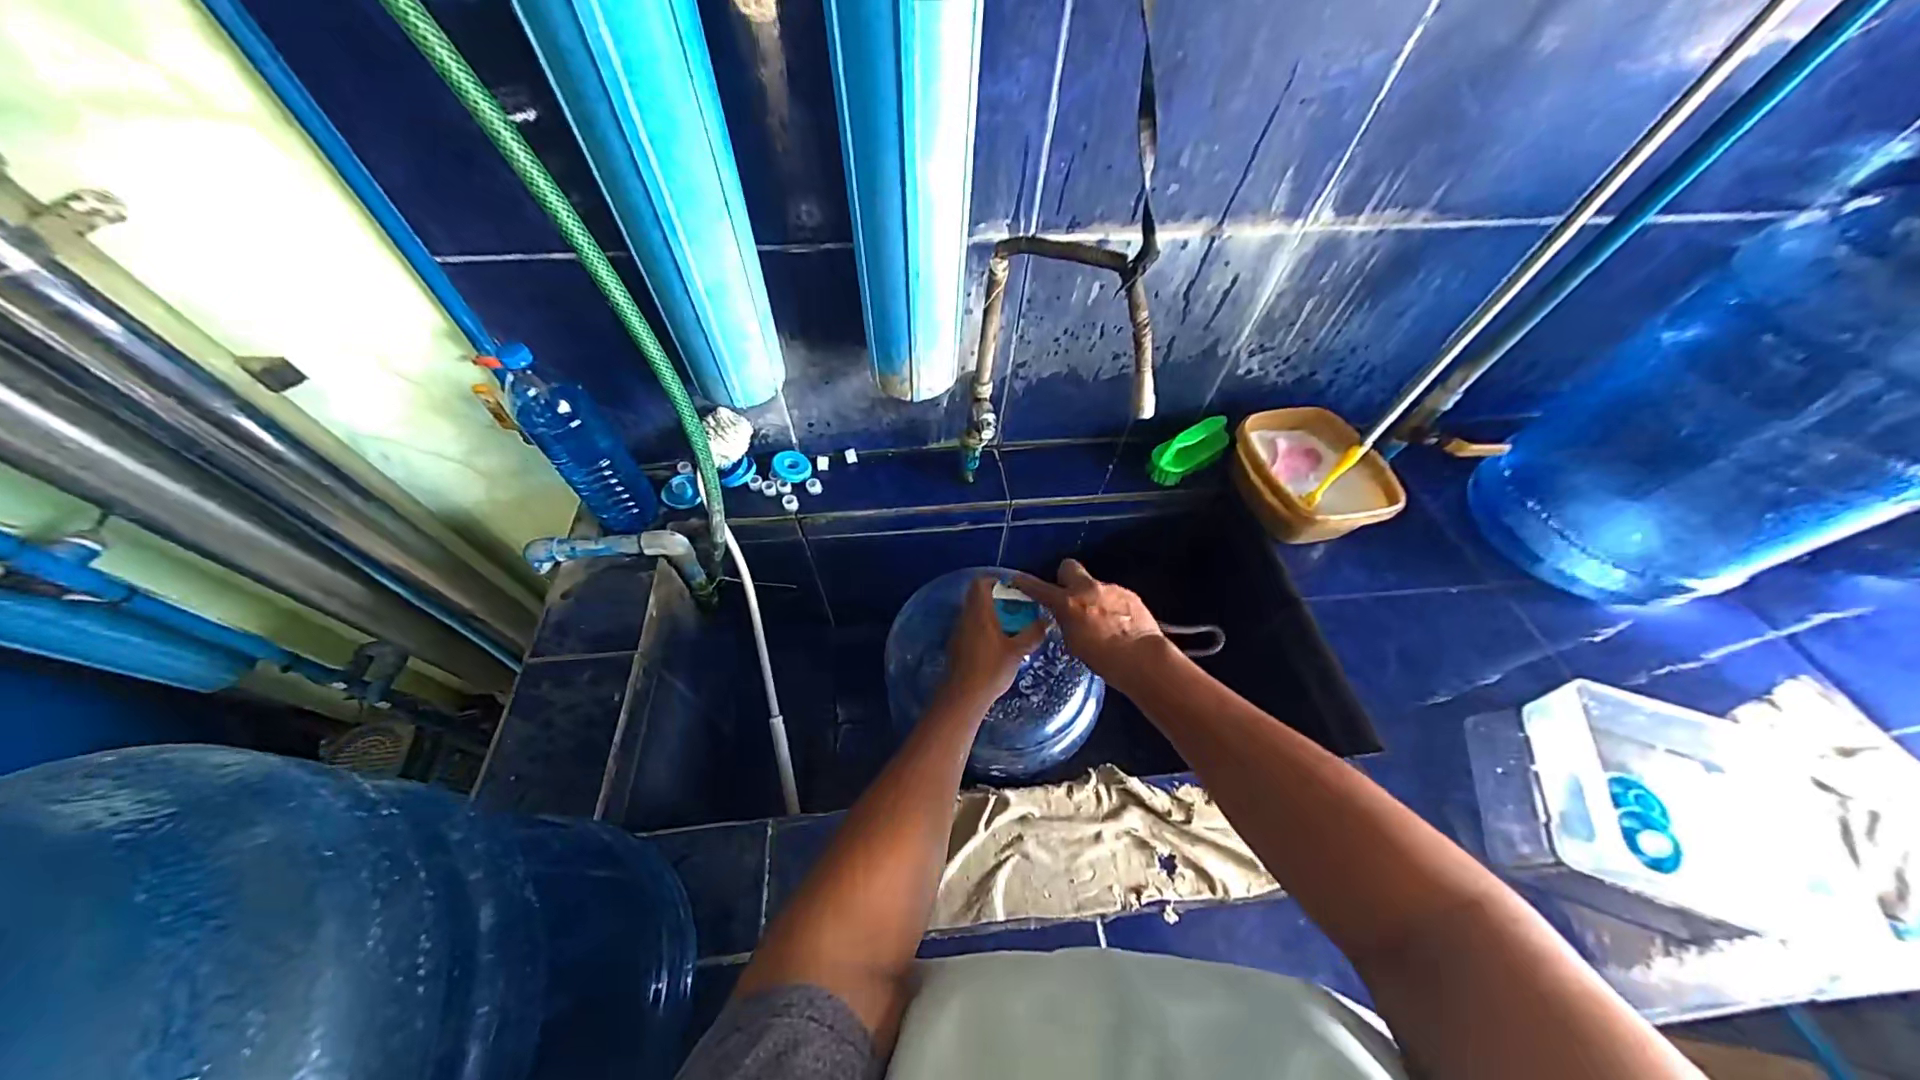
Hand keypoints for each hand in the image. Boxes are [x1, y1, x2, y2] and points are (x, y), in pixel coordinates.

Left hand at [942, 576, 1048, 704]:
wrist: (964, 696)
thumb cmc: (991, 669)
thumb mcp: (1018, 651)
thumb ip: (1033, 633)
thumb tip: (1045, 622)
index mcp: (979, 612)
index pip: (980, 583)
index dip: (995, 581)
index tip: (1013, 591)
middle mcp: (965, 617)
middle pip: (977, 597)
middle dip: (997, 600)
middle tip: (1017, 610)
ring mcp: (958, 631)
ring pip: (974, 613)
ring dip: (990, 615)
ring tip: (1011, 627)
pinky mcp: (956, 645)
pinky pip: (970, 627)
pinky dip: (983, 629)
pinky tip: (997, 644)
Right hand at [1013, 560, 1170, 691]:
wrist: (1142, 659)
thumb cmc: (1103, 659)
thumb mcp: (1073, 643)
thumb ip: (1066, 623)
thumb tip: (1066, 617)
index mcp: (1068, 603)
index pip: (1039, 588)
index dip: (1026, 584)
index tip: (1018, 580)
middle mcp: (1088, 589)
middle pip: (1069, 567)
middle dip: (1067, 578)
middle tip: (1070, 597)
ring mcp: (1111, 589)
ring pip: (1095, 586)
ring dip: (1094, 598)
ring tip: (1102, 622)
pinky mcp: (1130, 595)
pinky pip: (1114, 596)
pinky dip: (1113, 606)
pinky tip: (1120, 625)